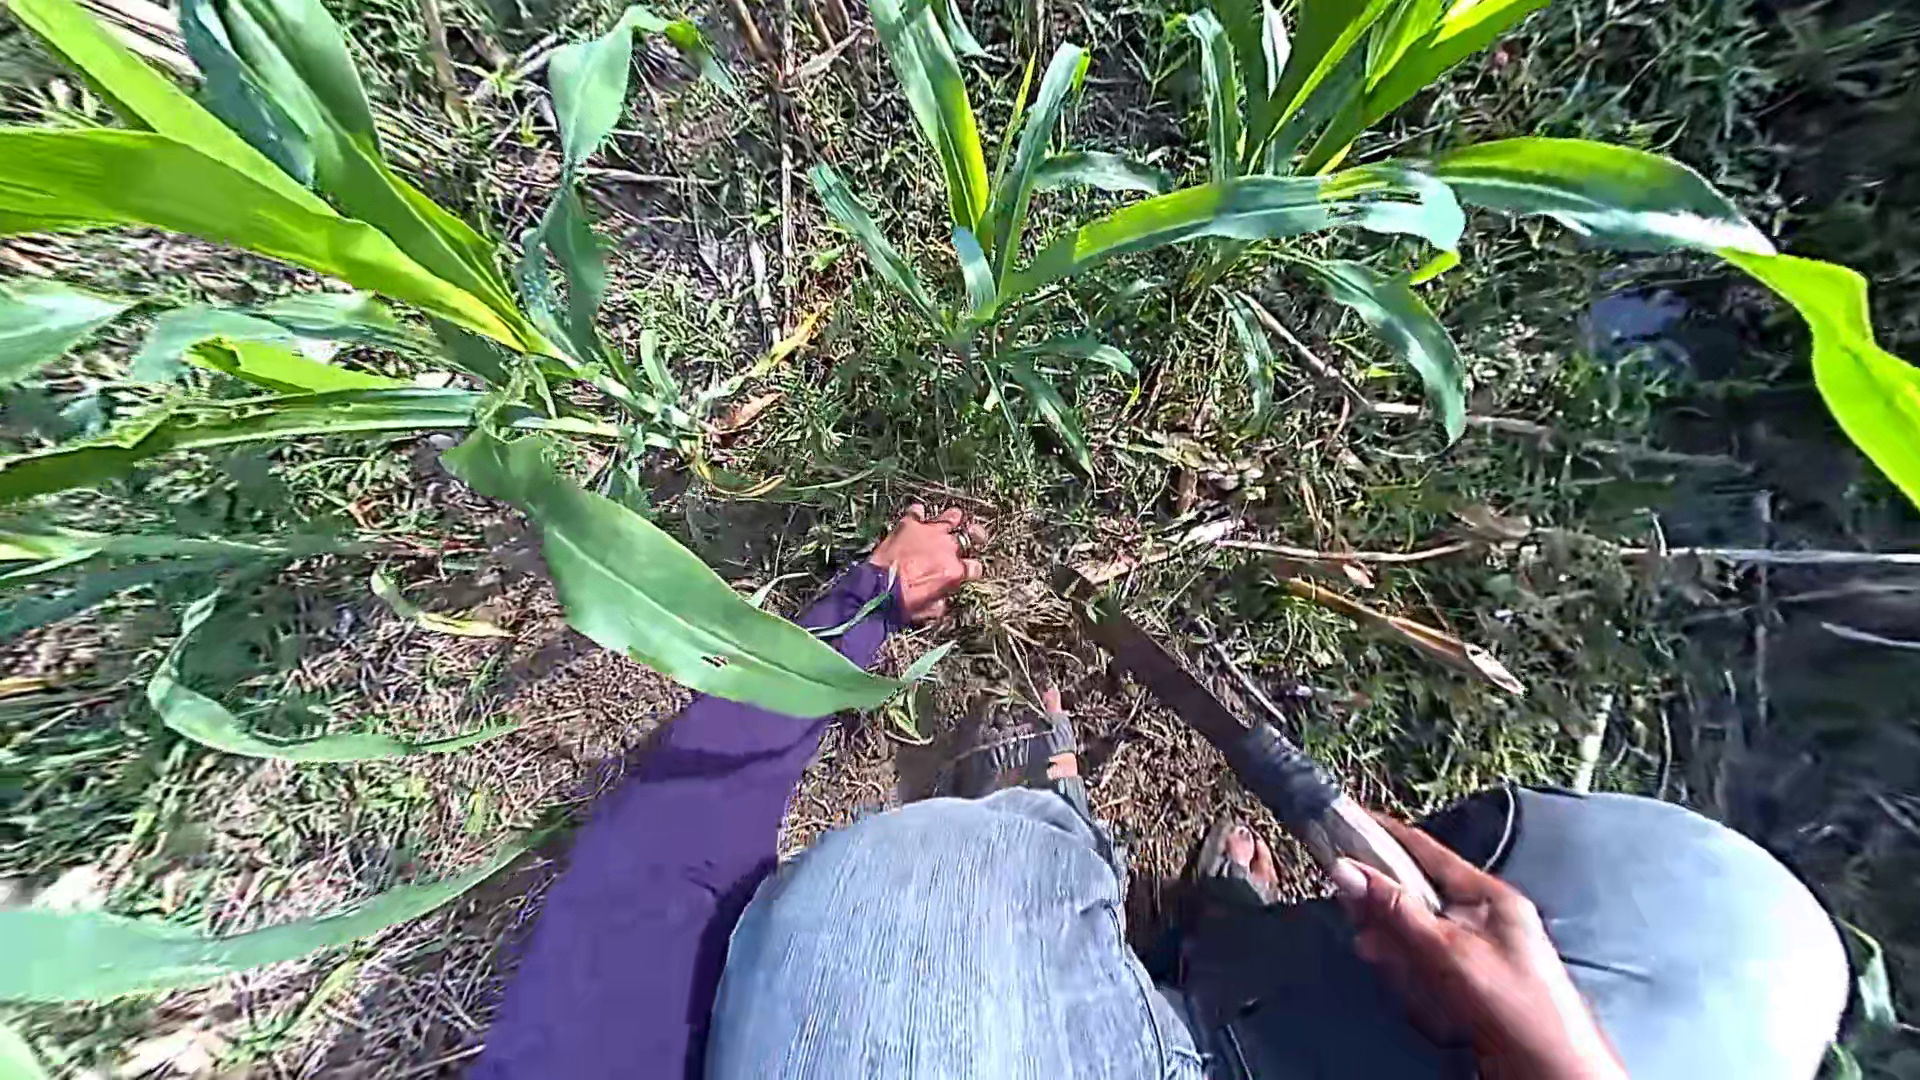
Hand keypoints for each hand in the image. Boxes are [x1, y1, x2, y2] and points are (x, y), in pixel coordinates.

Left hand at [867, 503, 985, 622]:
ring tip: (954, 517)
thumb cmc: (903, 603)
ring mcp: (930, 533)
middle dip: (974, 537)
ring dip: (953, 518)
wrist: (878, 588)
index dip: (972, 569)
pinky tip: (919, 514)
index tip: (968, 571)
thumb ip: (940, 601)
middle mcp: (948, 548)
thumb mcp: (928, 610)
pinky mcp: (910, 524)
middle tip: (974, 536)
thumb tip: (941, 600)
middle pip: (970, 537)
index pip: (975, 567)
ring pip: (951, 517)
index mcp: (955, 571)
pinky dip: (919, 513)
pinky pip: (919, 512)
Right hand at [1329, 815, 1625, 1079]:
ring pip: (1412, 920)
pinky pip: (1421, 950)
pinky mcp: (1470, 975)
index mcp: (1488, 896)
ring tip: (1369, 945)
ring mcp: (1478, 946)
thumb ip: (1392, 907)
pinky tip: (1387, 964)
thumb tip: (1344, 867)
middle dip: (1378, 898)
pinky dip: (1400, 954)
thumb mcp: (1446, 950)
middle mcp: (1483, 914)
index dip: (1381, 832)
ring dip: (1386, 931)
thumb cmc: (1517, 1011)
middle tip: (1348, 901)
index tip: (1343, 820)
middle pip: (1411, 886)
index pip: (1423, 848)